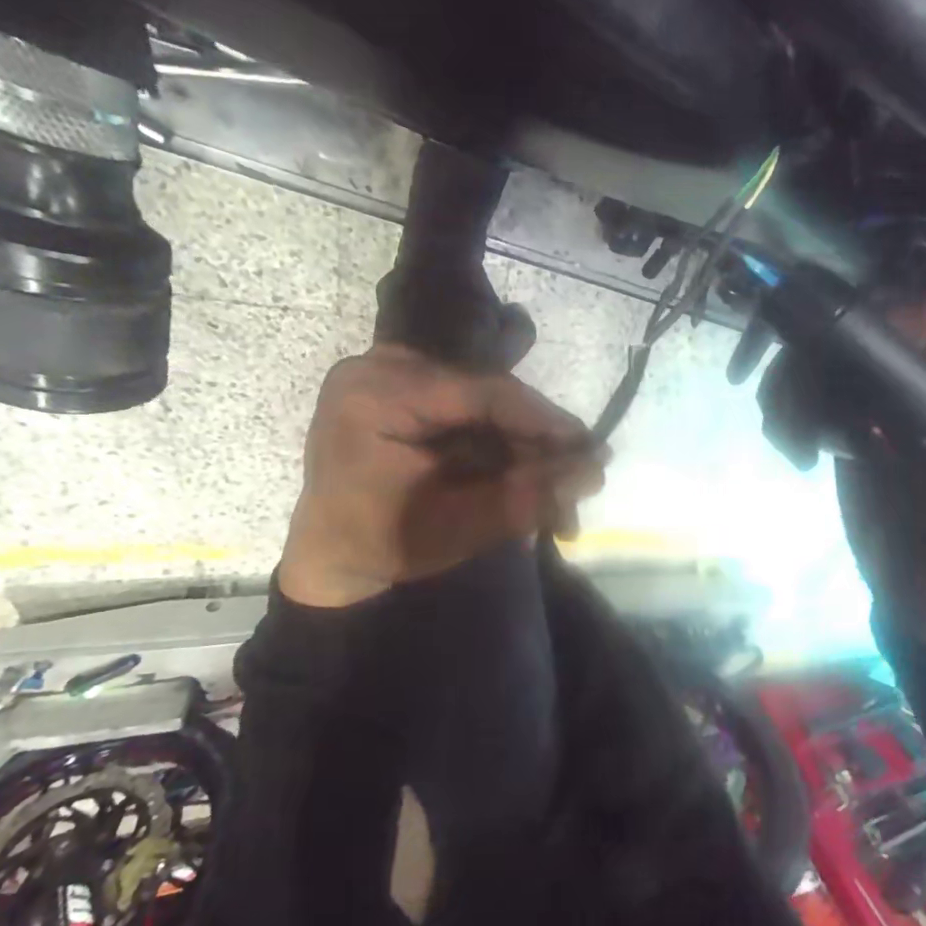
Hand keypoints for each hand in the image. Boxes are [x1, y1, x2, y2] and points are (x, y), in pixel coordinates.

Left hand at [278, 344, 605, 607]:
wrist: (331, 557)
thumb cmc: (380, 546)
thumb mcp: (456, 528)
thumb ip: (524, 497)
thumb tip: (595, 471)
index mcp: (377, 393)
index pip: (483, 393)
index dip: (546, 423)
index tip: (595, 453)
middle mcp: (382, 367)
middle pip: (489, 398)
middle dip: (537, 448)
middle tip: (577, 492)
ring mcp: (392, 374)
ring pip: (486, 406)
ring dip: (524, 452)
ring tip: (555, 503)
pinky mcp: (405, 390)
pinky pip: (469, 411)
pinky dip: (499, 446)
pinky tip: (524, 480)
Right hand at [763, 289, 925, 648]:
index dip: (886, 333)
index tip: (844, 393)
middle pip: (877, 320)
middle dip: (820, 362)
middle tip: (798, 427)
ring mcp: (906, 394)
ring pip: (837, 345)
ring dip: (796, 383)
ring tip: (794, 442)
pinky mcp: (866, 411)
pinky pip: (818, 376)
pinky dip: (791, 398)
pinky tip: (797, 444)